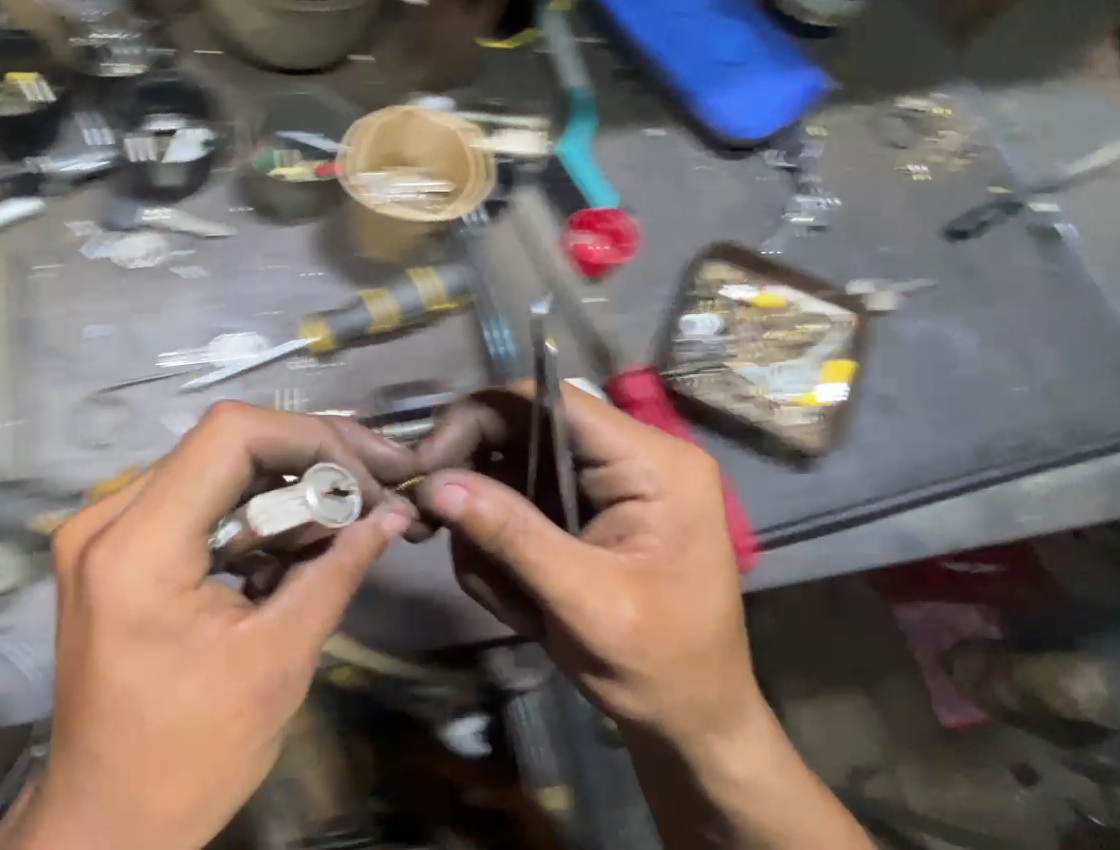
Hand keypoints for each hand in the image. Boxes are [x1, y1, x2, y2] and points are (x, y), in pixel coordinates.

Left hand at [0, 402, 420, 849]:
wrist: (107, 816)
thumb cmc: (190, 756)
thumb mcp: (277, 662)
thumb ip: (334, 573)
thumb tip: (391, 516)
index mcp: (136, 545)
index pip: (229, 436)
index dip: (309, 438)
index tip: (367, 476)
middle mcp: (105, 518)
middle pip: (219, 445)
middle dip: (305, 458)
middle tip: (375, 485)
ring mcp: (99, 530)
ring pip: (206, 468)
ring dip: (278, 485)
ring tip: (345, 512)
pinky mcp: (108, 548)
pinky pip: (187, 501)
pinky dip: (244, 512)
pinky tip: (290, 538)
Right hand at [411, 384, 758, 746]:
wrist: (692, 720)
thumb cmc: (661, 665)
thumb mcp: (585, 603)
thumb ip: (512, 537)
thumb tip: (435, 485)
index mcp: (652, 463)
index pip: (549, 400)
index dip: (478, 417)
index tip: (427, 462)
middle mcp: (627, 456)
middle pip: (518, 429)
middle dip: (472, 480)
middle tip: (430, 526)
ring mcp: (601, 482)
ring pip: (505, 469)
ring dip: (484, 528)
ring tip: (508, 597)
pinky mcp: (581, 508)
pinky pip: (513, 501)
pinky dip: (494, 544)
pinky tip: (516, 596)